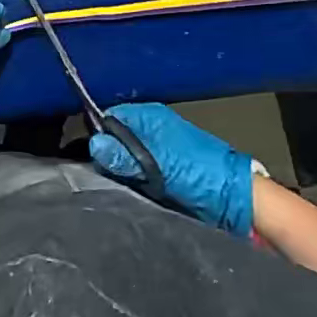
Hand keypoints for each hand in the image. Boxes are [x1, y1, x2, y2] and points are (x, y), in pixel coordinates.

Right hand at [89, 103, 254, 236]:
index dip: (98, 134)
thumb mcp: (161, 163)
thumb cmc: (200, 173)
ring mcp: (153, 153)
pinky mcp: (157, 174)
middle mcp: (150, 131)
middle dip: (104, 156)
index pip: (111, 117)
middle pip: (114, 139)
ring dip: (114, 173)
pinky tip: (119, 195)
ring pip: (121, 159)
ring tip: (104, 189)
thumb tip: (94, 144)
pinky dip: (125, 184)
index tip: (85, 156)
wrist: (231, 199)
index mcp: (151, 118)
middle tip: (93, 177)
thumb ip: (127, 155)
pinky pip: (132, 175)